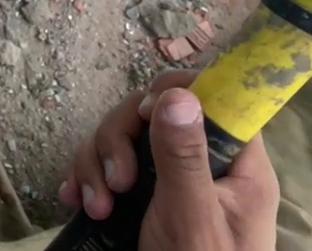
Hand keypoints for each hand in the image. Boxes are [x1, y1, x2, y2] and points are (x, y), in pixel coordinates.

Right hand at [58, 74, 278, 250]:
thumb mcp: (192, 219)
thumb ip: (184, 157)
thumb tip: (179, 93)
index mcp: (235, 167)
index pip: (215, 99)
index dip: (177, 91)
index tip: (146, 110)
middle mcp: (202, 164)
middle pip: (151, 111)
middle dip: (119, 139)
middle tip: (116, 181)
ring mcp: (166, 178)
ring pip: (120, 135)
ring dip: (97, 165)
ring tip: (96, 207)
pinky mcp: (137, 193)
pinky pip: (103, 162)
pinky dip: (86, 177)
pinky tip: (76, 200)